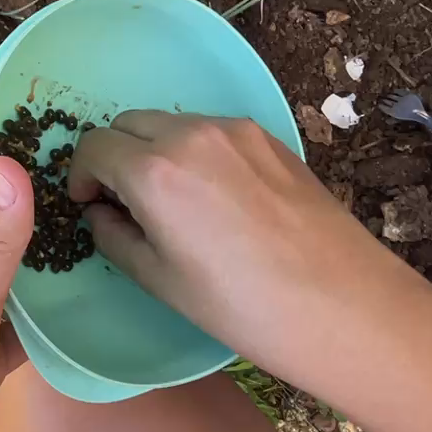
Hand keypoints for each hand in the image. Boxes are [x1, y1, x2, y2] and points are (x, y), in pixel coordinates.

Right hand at [67, 111, 424, 373]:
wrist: (350, 310)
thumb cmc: (242, 306)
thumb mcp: (158, 280)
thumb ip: (112, 235)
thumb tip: (101, 211)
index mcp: (154, 171)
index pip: (92, 146)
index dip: (80, 175)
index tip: (90, 204)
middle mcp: (190, 134)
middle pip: (126, 123)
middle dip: (113, 157)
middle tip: (126, 202)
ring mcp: (234, 130)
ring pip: (168, 122)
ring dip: (152, 149)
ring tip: (173, 199)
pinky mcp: (269, 137)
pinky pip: (209, 130)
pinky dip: (192, 150)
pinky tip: (216, 196)